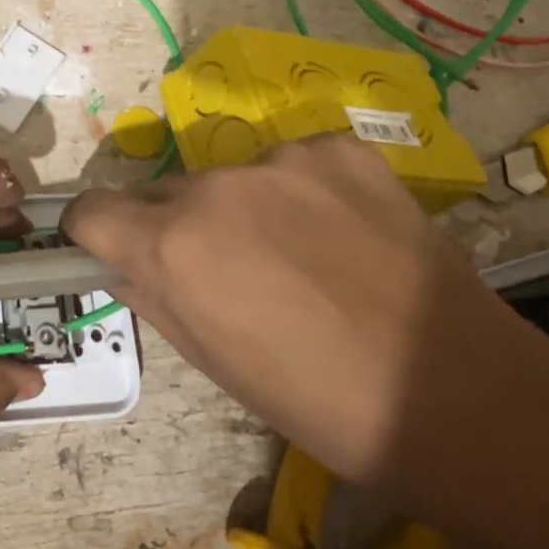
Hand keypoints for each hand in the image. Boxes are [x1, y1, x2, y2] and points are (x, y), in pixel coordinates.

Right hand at [60, 133, 548, 482]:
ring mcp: (281, 158)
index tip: (120, 250)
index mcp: (172, 246)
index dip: (99, 234)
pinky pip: (295, 162)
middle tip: (234, 272)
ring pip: (233, 178)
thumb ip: (155, 295)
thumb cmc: (318, 401)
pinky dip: (304, 191)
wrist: (456, 391)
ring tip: (305, 257)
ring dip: (246, 208)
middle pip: (167, 195)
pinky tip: (345, 234)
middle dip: (182, 228)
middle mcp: (213, 187)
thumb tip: (126, 261)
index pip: (92, 210)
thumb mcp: (213, 361)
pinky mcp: (338, 147)